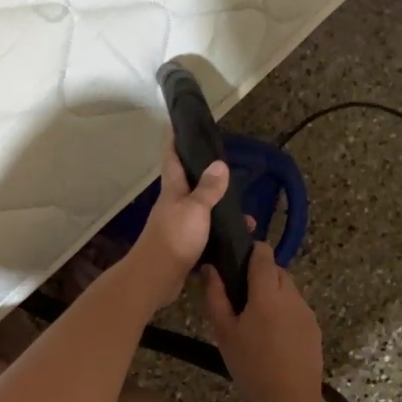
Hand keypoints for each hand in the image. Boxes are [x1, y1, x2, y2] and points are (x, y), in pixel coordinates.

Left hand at [124, 143, 229, 309]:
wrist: (157, 277)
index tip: (178, 125)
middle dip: (204, 174)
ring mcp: (177, 226)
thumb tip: (219, 164)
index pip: (172, 159)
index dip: (174, 141)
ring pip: (200, 210)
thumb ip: (208, 189)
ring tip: (245, 211)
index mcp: (173, 191)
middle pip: (187, 183)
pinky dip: (220, 232)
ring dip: (219, 207)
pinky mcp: (184, 246)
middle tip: (225, 167)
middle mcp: (173, 205)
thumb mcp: (196, 209)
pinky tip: (237, 237)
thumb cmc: (175, 237)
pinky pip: (205, 233)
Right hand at [202, 244, 325, 401]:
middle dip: (260, 273)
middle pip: (277, 270)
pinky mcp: (314, 327)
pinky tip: (271, 334)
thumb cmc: (251, 365)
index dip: (251, 249)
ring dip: (272, 292)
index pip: (263, 254)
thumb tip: (210, 269)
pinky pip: (296, 306)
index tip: (236, 257)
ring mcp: (306, 311)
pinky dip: (283, 309)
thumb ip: (215, 296)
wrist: (291, 401)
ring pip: (288, 288)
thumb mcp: (224, 332)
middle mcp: (291, 296)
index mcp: (267, 293)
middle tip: (239, 294)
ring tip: (254, 317)